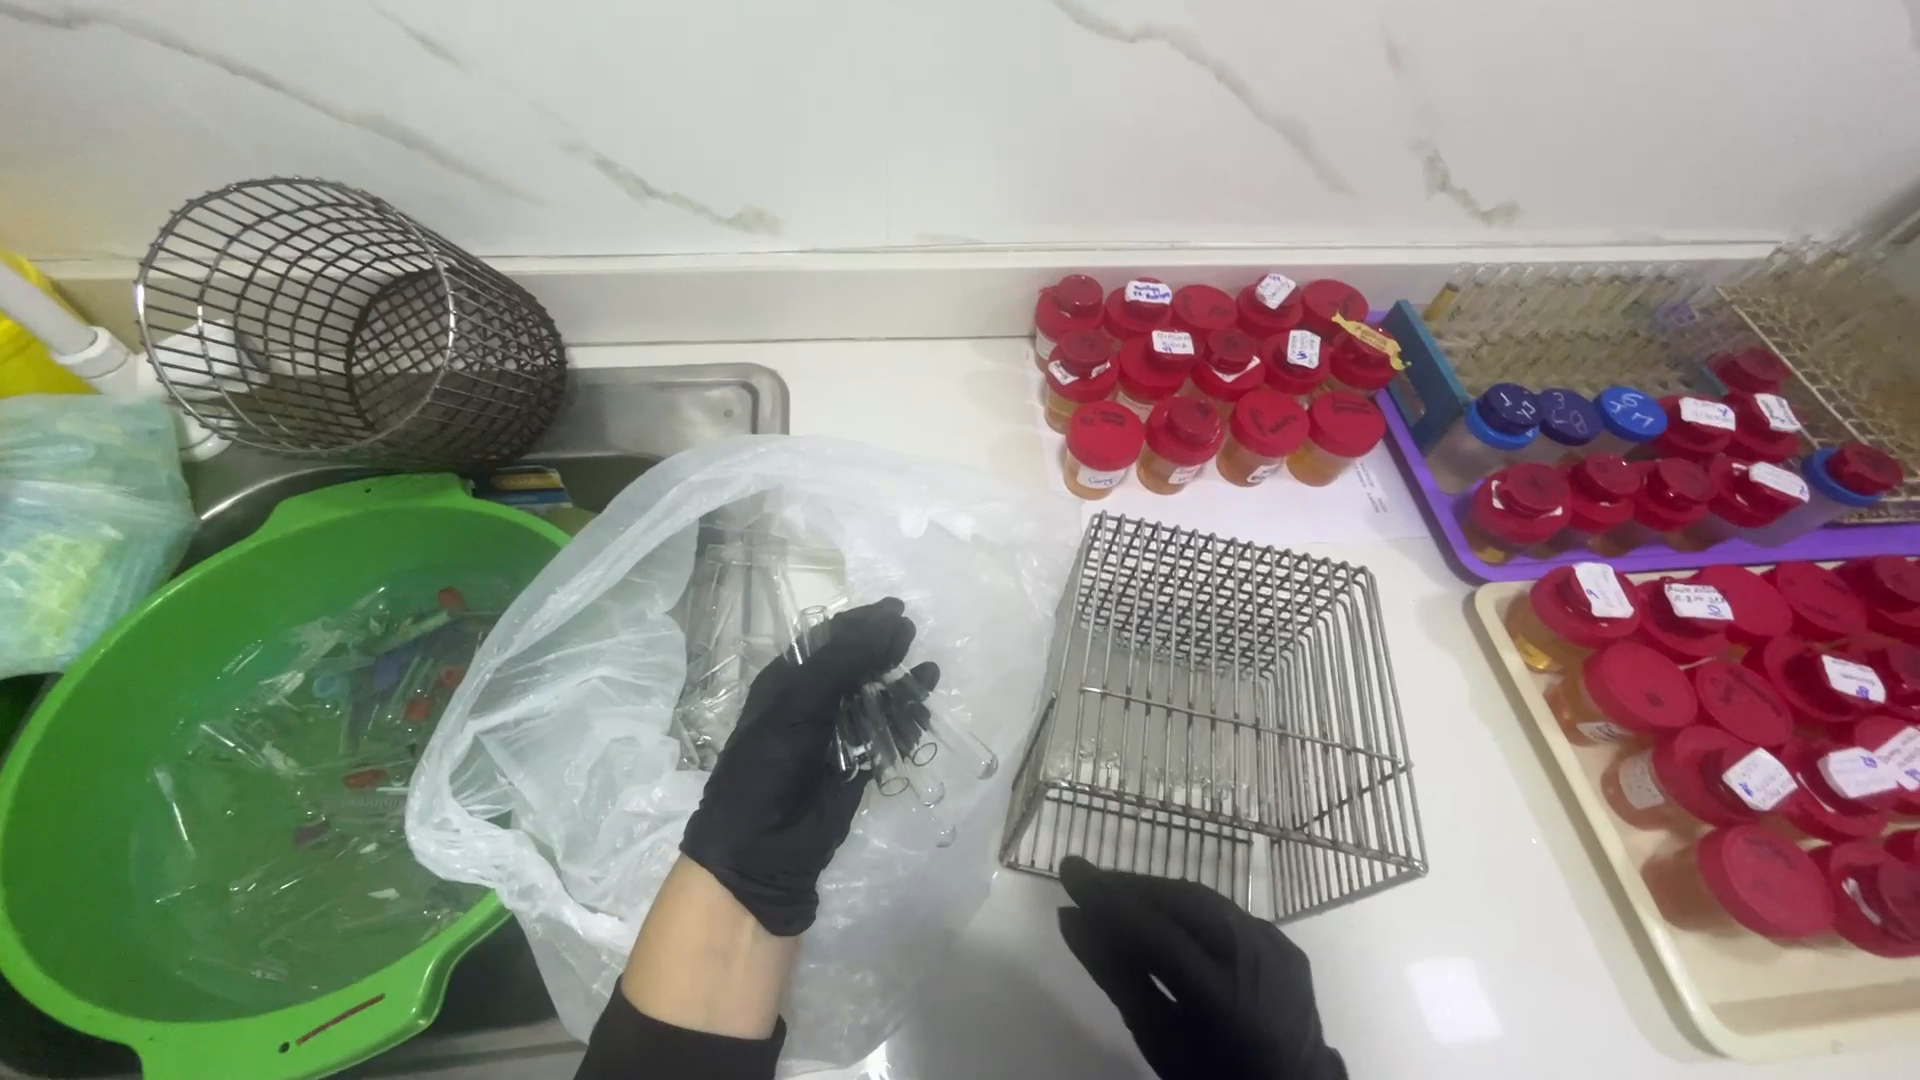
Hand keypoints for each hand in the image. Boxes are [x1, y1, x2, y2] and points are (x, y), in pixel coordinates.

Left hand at [681, 597, 924, 935]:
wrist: (762, 846)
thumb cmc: (768, 765)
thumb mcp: (798, 703)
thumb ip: (843, 662)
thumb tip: (887, 624)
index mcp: (787, 682)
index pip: (828, 639)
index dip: (861, 622)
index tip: (894, 609)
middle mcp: (813, 702)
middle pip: (856, 664)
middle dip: (884, 648)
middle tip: (911, 633)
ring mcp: (837, 734)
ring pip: (876, 698)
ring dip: (901, 684)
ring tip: (928, 674)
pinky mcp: (859, 764)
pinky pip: (888, 734)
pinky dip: (907, 720)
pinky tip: (922, 708)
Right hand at [1056, 856, 1344, 1079]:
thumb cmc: (1212, 1077)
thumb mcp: (1157, 1038)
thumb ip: (1114, 974)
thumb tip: (1070, 917)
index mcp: (1225, 999)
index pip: (1156, 932)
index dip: (1108, 899)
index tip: (1069, 871)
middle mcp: (1257, 958)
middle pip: (1180, 902)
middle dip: (1127, 886)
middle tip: (1084, 881)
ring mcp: (1275, 945)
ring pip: (1201, 898)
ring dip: (1153, 891)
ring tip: (1112, 892)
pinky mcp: (1282, 940)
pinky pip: (1224, 911)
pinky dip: (1184, 906)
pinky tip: (1157, 911)